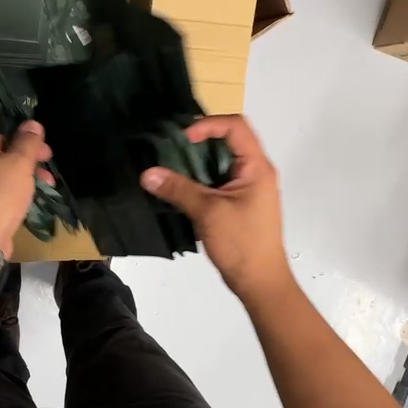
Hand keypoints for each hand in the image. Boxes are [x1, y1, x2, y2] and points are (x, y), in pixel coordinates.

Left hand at [0, 121, 52, 258]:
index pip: (5, 137)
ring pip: (4, 180)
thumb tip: (33, 123)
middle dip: (30, 165)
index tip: (47, 155)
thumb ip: (27, 143)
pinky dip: (15, 199)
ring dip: (26, 182)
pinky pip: (0, 198)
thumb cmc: (0, 196)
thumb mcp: (19, 164)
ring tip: (45, 192)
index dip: (28, 144)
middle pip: (5, 159)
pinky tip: (27, 207)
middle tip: (49, 176)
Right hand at [141, 115, 293, 302]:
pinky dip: (199, 179)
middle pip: (228, 140)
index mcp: (257, 167)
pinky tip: (178, 188)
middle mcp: (256, 172)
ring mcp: (248, 188)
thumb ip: (178, 189)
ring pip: (220, 162)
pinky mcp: (239, 204)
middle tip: (170, 147)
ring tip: (169, 166)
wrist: (260, 282)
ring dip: (196, 162)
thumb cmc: (241, 244)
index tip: (183, 138)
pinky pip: (217, 181)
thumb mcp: (208, 212)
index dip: (208, 124)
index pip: (236, 126)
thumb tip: (147, 173)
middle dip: (198, 141)